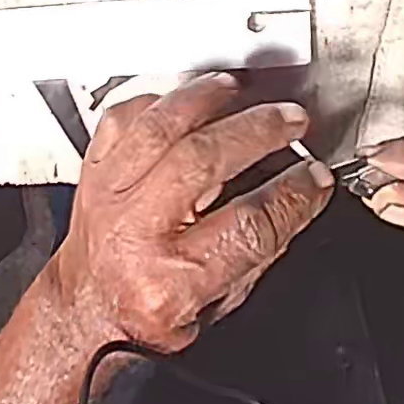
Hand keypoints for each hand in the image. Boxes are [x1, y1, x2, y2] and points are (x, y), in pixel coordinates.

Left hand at [42, 72, 333, 353]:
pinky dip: (161, 99)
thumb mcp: (219, 304)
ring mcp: (109, 194)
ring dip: (208, 100)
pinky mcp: (94, 168)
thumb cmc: (149, 312)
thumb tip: (298, 193)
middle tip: (290, 120)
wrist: (88, 309)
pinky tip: (187, 97)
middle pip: (203, 160)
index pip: (247, 225)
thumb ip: (262, 249)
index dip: (293, 194)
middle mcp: (135, 232)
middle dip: (259, 131)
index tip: (315, 175)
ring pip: (161, 127)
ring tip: (241, 91)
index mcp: (171, 281)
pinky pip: (125, 116)